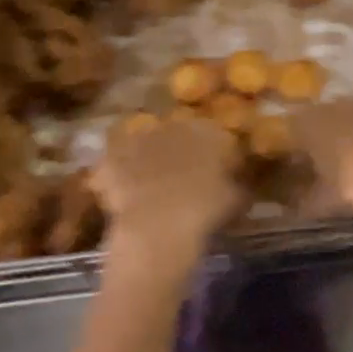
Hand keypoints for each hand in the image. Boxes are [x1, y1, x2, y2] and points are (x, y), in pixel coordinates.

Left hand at [92, 120, 242, 260]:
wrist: (158, 226)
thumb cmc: (206, 210)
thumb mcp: (238, 200)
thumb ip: (240, 185)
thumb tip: (242, 182)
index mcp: (207, 130)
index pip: (217, 135)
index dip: (219, 155)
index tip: (221, 174)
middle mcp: (171, 125)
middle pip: (179, 136)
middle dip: (183, 153)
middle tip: (186, 181)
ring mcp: (137, 140)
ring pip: (147, 146)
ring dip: (150, 161)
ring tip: (154, 188)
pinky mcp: (111, 158)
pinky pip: (117, 164)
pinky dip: (120, 176)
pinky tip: (126, 195)